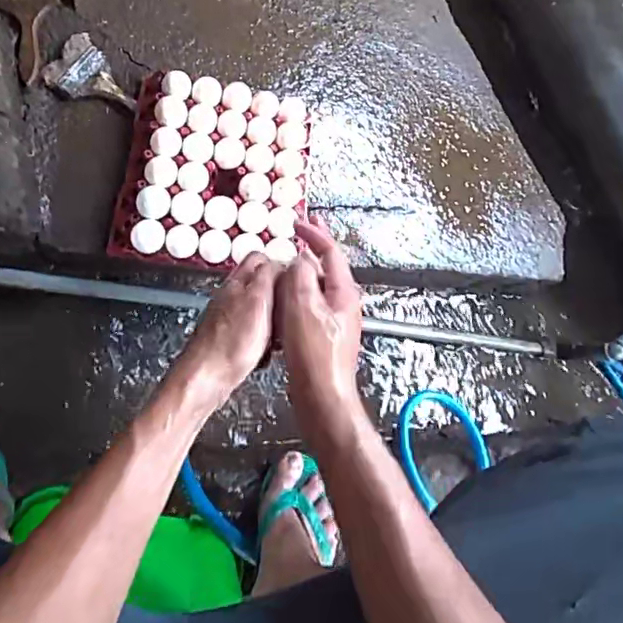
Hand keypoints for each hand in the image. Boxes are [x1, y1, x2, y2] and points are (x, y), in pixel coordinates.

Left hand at [165, 254, 280, 410]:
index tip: (297, 282)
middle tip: (292, 311)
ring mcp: (229, 319)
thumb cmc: (230, 344)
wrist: (205, 380)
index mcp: (238, 282)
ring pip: (259, 310)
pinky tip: (267, 352)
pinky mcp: (230, 340)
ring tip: (281, 334)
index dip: (281, 266)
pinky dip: (264, 340)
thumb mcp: (258, 301)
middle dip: (280, 297)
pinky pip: (254, 333)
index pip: (260, 259)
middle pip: (261, 285)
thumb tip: (280, 261)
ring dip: (273, 321)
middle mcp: (231, 297)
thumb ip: (268, 276)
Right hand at [276, 216, 364, 438]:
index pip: (331, 252)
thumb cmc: (315, 356)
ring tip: (283, 263)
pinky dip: (294, 296)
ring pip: (314, 288)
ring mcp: (333, 322)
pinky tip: (279, 301)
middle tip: (300, 231)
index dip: (314, 234)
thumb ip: (301, 276)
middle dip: (312, 248)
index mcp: (343, 293)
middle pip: (326, 267)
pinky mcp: (321, 338)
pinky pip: (306, 307)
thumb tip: (299, 260)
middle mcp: (342, 304)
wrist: (322, 400)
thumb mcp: (303, 306)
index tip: (297, 223)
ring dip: (300, 272)